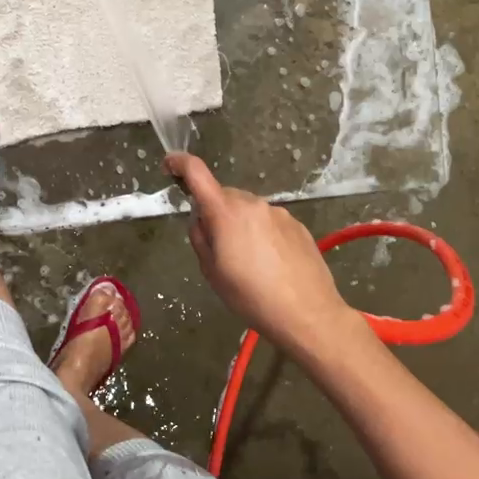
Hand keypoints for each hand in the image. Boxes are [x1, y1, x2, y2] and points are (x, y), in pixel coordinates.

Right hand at [166, 153, 361, 353]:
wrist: (309, 316)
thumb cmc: (251, 296)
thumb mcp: (211, 272)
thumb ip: (200, 237)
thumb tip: (202, 220)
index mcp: (225, 212)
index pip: (196, 172)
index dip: (179, 163)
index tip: (169, 166)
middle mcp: (252, 203)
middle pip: (224, 196)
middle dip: (216, 213)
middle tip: (220, 248)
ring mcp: (278, 212)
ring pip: (248, 210)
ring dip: (241, 225)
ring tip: (251, 262)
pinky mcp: (297, 225)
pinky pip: (269, 221)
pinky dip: (263, 234)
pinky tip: (272, 264)